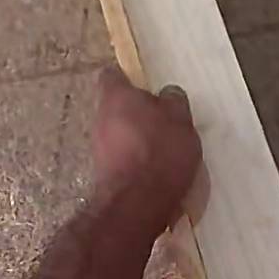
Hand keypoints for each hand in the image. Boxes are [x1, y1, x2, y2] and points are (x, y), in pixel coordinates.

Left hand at [90, 67, 202, 237]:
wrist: (138, 203)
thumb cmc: (161, 152)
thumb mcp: (181, 120)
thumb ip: (174, 102)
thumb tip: (167, 95)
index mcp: (116, 96)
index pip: (113, 75)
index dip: (129, 80)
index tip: (148, 90)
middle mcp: (100, 118)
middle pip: (118, 108)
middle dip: (138, 115)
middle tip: (165, 126)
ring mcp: (98, 147)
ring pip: (119, 135)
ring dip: (137, 141)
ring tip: (165, 154)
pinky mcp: (103, 173)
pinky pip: (122, 159)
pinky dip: (136, 163)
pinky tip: (156, 174)